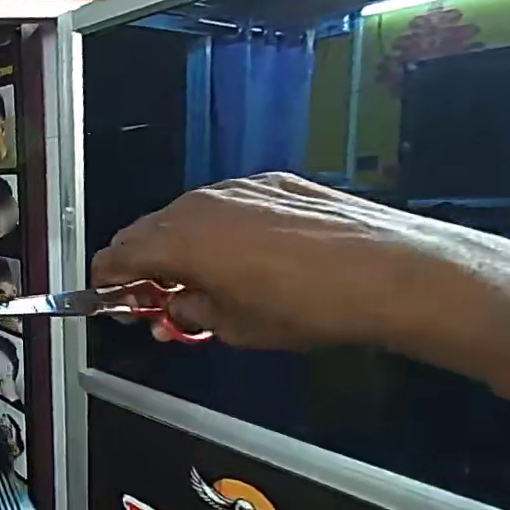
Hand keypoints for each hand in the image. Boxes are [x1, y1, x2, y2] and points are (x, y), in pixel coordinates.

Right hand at [88, 173, 509, 357]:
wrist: (402, 275)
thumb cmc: (309, 309)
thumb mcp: (234, 327)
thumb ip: (189, 313)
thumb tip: (175, 309)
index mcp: (176, 241)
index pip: (114, 256)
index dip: (107, 282)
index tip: (116, 301)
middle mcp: (195, 205)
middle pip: (142, 231)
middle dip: (140, 263)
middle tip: (159, 294)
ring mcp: (234, 188)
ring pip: (182, 214)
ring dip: (178, 243)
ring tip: (208, 274)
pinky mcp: (271, 181)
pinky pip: (224, 204)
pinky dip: (218, 227)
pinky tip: (252, 252)